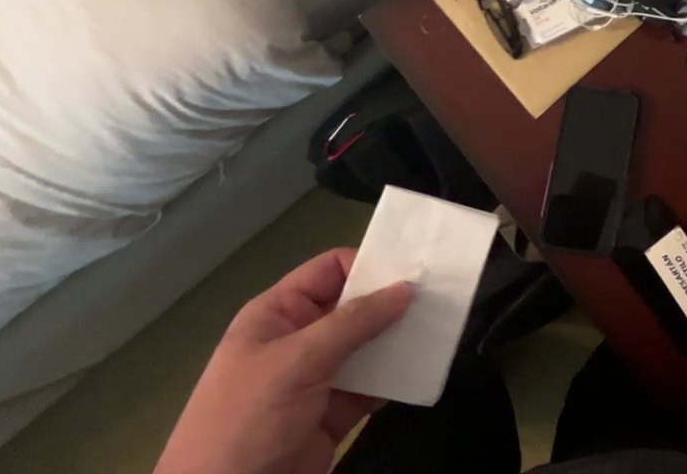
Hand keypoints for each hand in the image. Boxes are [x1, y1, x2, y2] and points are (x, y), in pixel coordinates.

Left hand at [155, 248, 414, 473]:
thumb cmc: (246, 421)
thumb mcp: (296, 363)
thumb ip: (353, 323)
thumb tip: (406, 289)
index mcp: (278, 315)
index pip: (329, 270)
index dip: (368, 265)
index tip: (411, 270)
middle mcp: (299, 339)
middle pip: (355, 305)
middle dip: (392, 301)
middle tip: (437, 295)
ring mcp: (317, 378)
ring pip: (368, 344)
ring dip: (399, 338)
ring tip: (439, 326)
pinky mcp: (334, 412)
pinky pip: (373, 383)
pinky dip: (397, 375)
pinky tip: (424, 366)